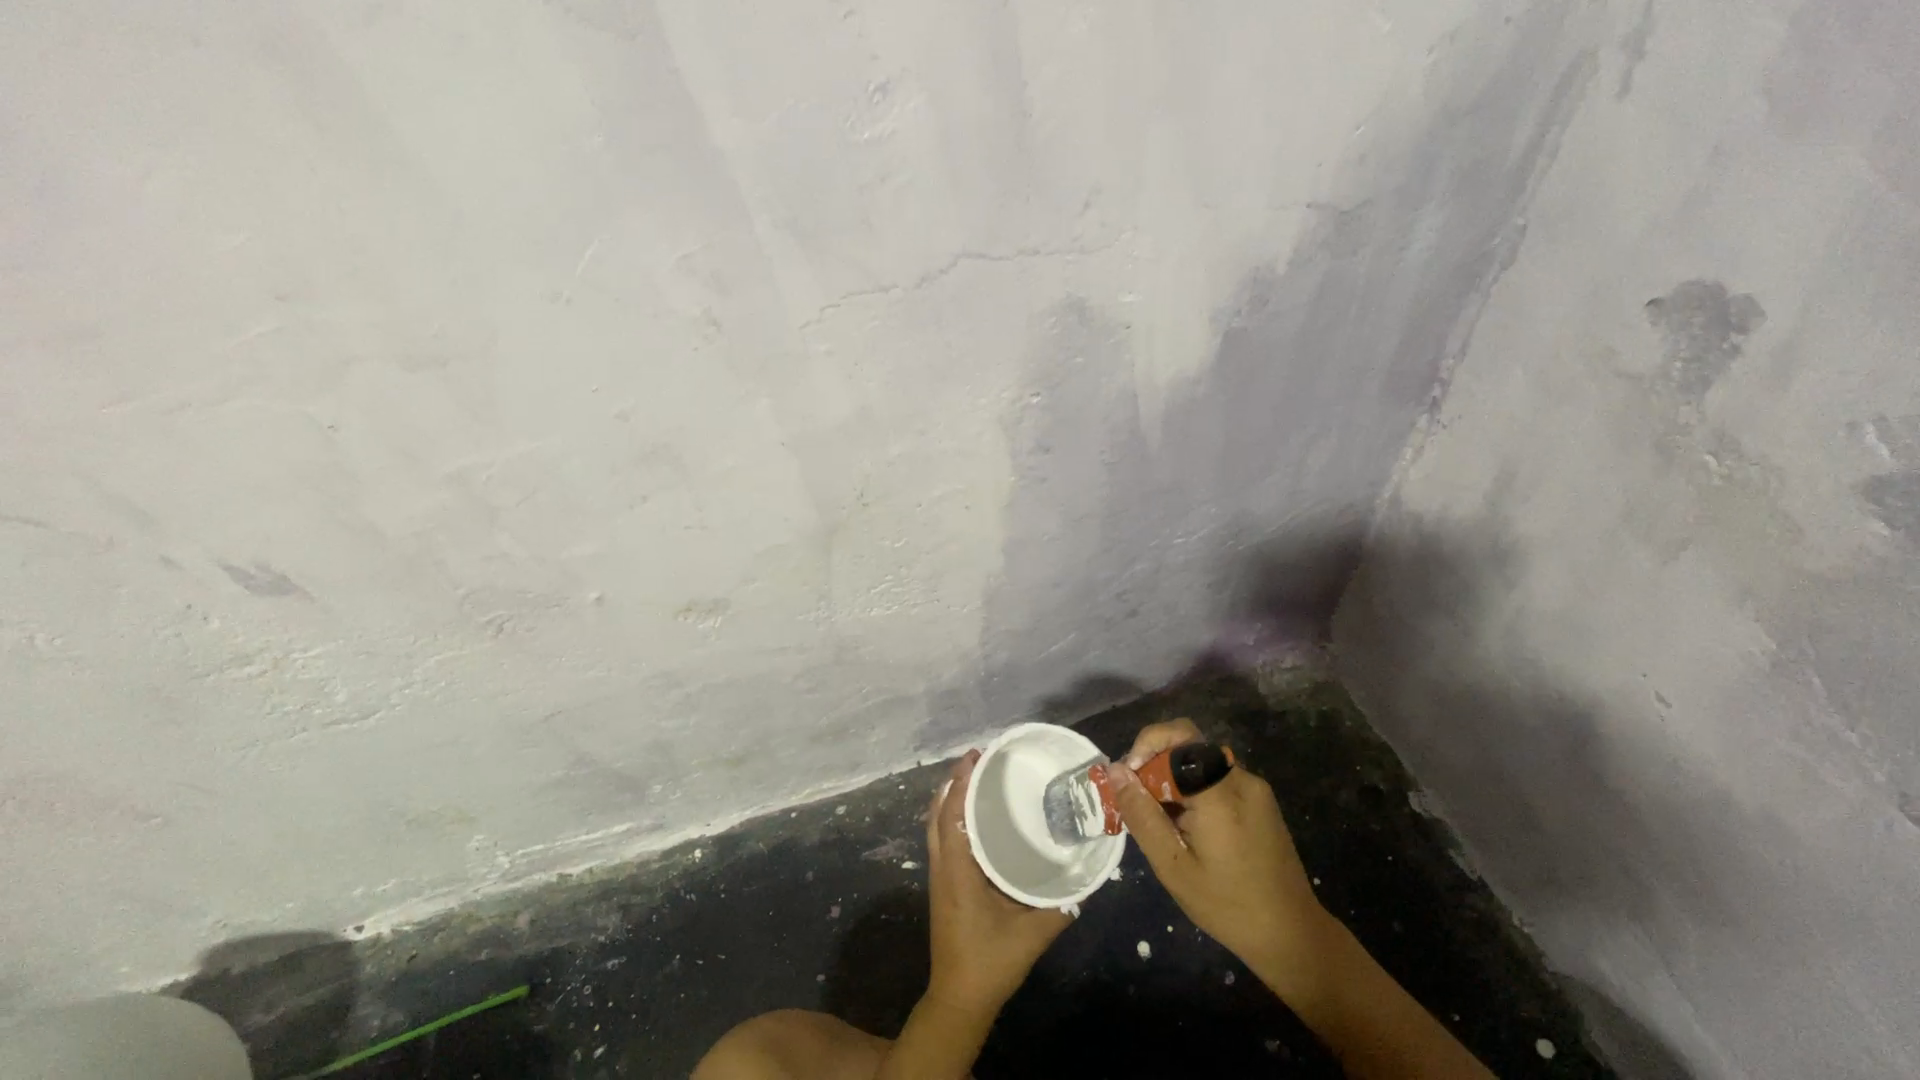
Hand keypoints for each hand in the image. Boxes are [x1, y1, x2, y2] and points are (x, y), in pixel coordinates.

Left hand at [923, 750, 1073, 1012]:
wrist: (959, 999)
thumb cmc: (991, 962)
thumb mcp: (1033, 934)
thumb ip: (1062, 905)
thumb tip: (1089, 876)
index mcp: (957, 871)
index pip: (952, 815)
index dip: (960, 782)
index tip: (977, 756)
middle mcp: (942, 867)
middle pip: (937, 813)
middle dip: (954, 782)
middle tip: (981, 760)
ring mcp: (939, 877)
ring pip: (936, 826)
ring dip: (951, 799)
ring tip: (976, 778)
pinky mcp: (943, 886)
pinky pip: (942, 840)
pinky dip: (952, 818)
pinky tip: (975, 818)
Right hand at [1108, 719, 1327, 969]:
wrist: (1291, 934)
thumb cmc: (1227, 906)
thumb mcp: (1174, 866)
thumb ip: (1142, 815)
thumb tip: (1115, 771)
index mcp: (1220, 793)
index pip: (1178, 737)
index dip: (1146, 748)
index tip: (1129, 781)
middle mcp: (1242, 780)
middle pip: (1189, 747)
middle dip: (1155, 766)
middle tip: (1138, 803)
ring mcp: (1256, 790)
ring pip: (1202, 764)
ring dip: (1173, 781)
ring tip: (1160, 821)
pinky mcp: (1261, 803)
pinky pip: (1218, 780)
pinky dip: (1194, 792)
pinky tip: (1186, 829)